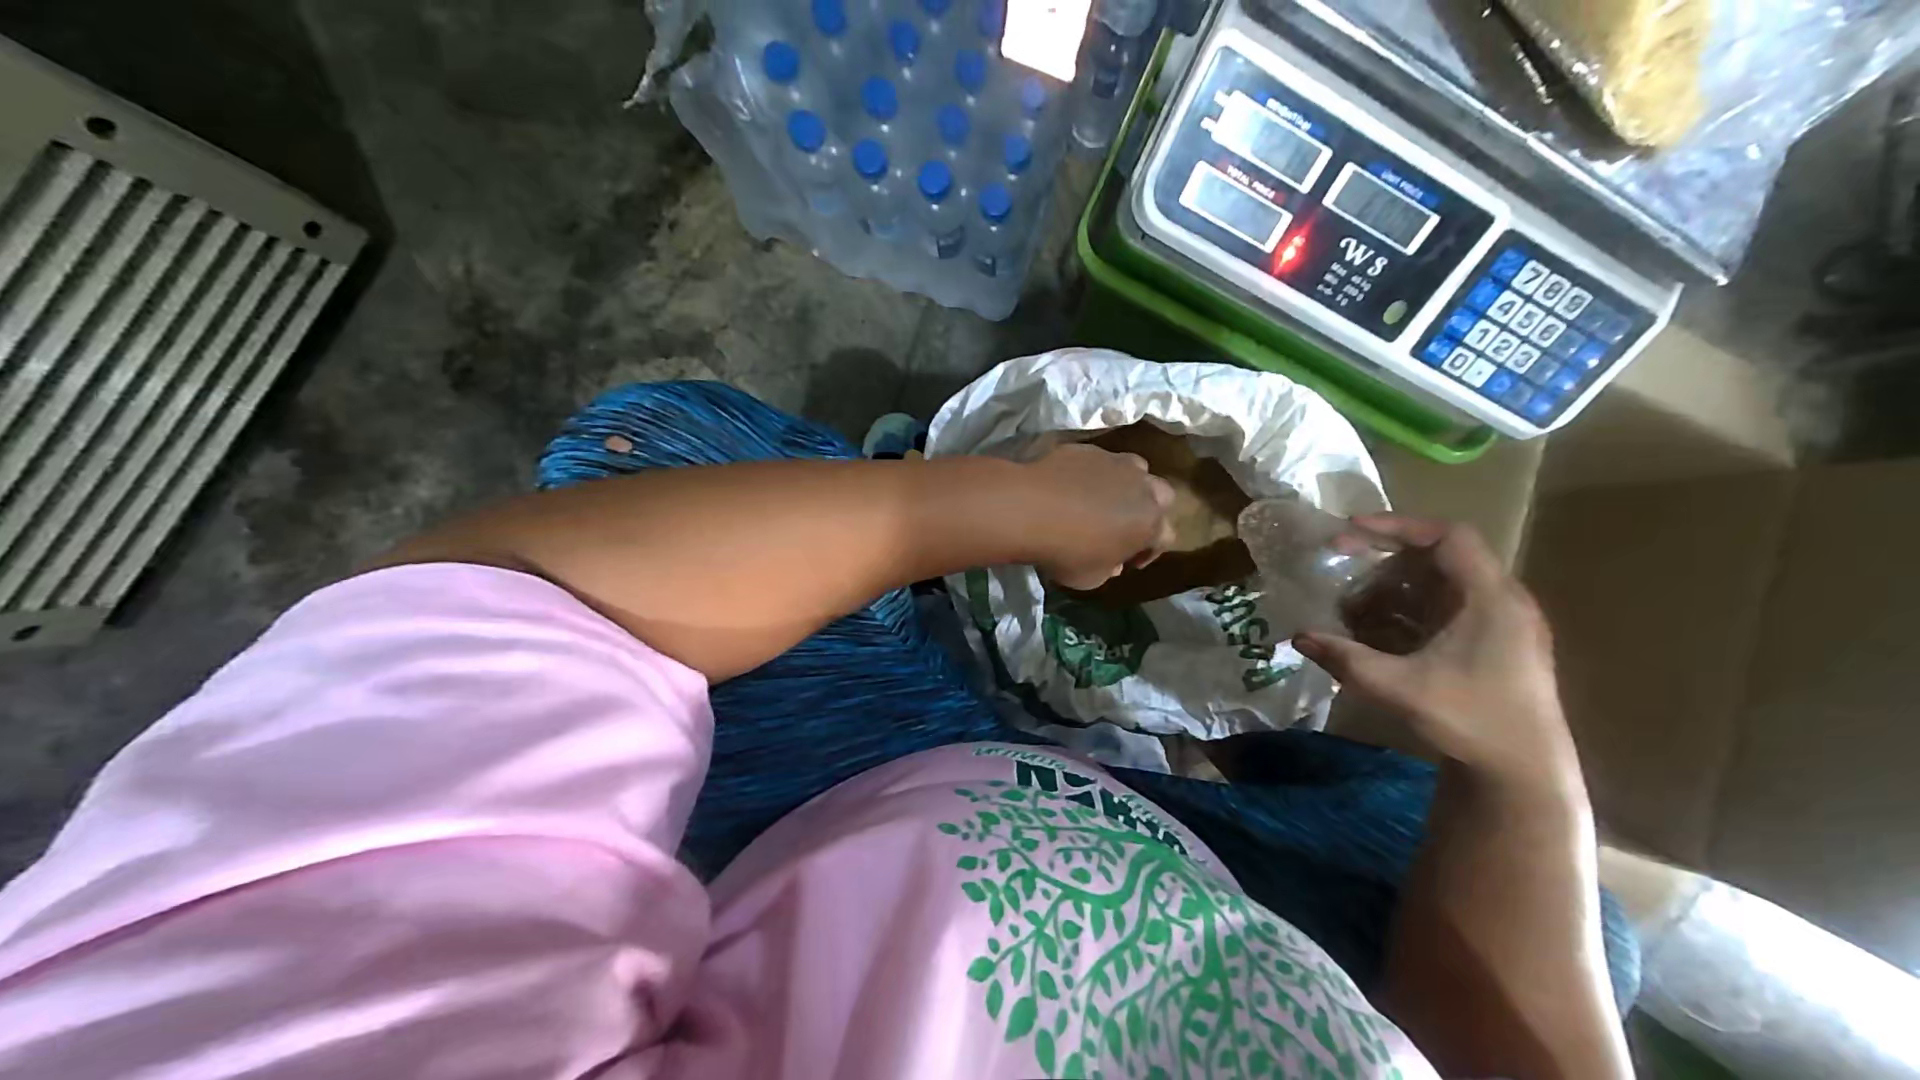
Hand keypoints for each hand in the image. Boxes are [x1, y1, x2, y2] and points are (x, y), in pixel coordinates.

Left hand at [1015, 443, 1175, 589]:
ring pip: (1137, 470)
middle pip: (1162, 496)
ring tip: (1105, 499)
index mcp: (1150, 523)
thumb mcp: (1091, 578)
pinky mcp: (1089, 449)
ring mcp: (1116, 463)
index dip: (1149, 552)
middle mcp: (1142, 487)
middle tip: (1126, 525)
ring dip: (1128, 485)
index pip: (1165, 538)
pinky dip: (1095, 474)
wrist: (1030, 508)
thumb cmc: (1066, 551)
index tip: (1130, 561)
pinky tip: (1075, 486)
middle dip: (1150, 510)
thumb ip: (1108, 569)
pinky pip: (1101, 461)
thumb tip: (1112, 561)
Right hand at [1294, 516, 1577, 787]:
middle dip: (1384, 557)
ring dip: (1391, 587)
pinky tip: (1375, 631)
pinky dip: (1406, 609)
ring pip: (1439, 584)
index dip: (1398, 525)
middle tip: (1340, 560)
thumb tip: (1298, 636)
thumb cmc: (1470, 721)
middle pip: (1439, 556)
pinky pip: (1444, 608)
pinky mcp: (1492, 644)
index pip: (1448, 536)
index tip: (1352, 530)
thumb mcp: (1399, 687)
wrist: (1524, 775)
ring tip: (1351, 605)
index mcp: (1491, 599)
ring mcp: (1500, 624)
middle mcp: (1501, 602)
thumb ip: (1346, 658)